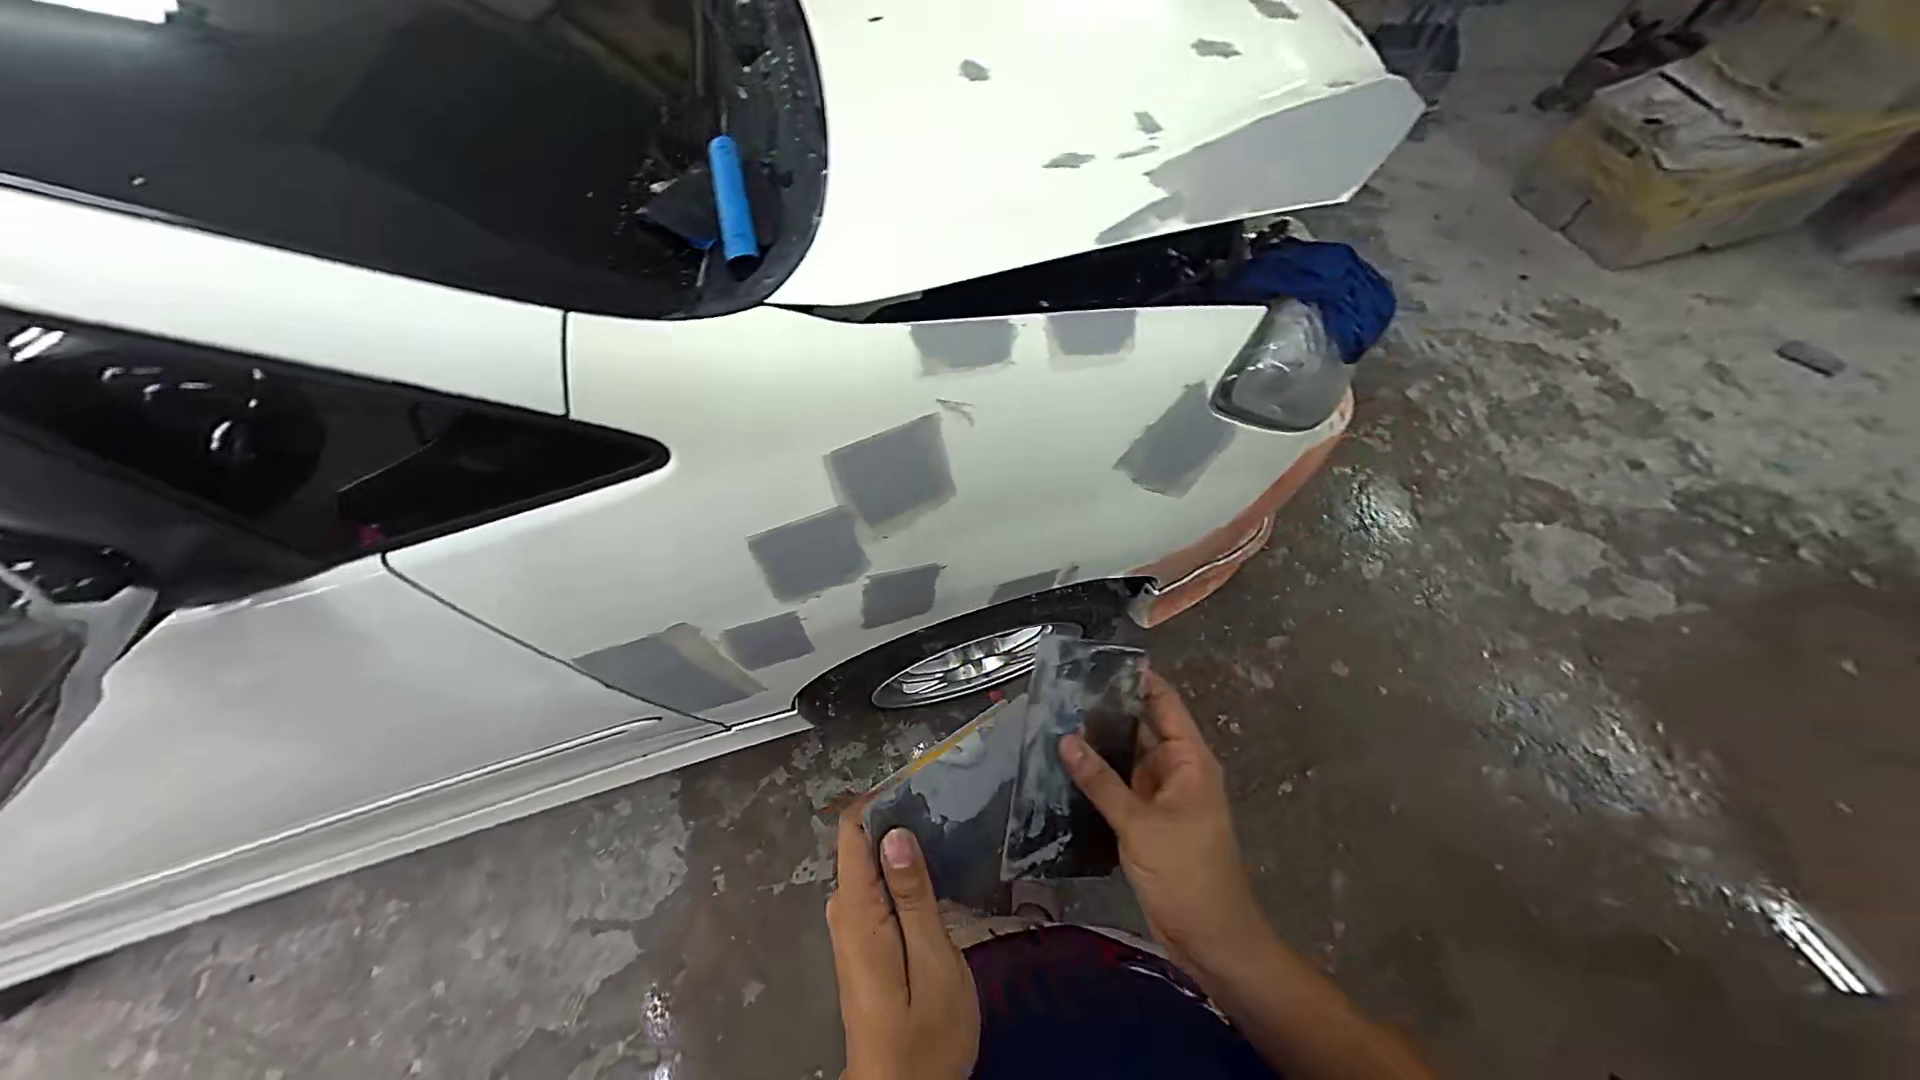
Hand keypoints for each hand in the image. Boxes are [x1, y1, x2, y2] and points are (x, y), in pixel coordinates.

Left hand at [826, 813, 979, 1079]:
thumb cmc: (924, 1036)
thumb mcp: (934, 964)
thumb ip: (913, 897)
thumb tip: (896, 834)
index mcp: (858, 911)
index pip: (852, 831)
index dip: (882, 801)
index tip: (921, 784)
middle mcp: (844, 910)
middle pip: (861, 842)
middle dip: (900, 820)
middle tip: (946, 809)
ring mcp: (851, 924)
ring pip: (872, 862)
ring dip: (904, 845)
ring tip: (947, 830)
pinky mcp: (863, 937)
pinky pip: (877, 884)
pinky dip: (902, 870)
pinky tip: (934, 868)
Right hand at [1059, 669, 1270, 975]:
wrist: (1209, 938)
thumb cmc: (1187, 873)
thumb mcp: (1140, 824)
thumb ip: (1101, 781)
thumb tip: (1065, 739)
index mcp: (1189, 760)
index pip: (1165, 703)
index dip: (1138, 680)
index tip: (1100, 662)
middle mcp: (1176, 770)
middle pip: (1141, 727)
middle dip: (1106, 711)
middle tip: (1062, 692)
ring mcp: (1160, 795)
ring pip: (1126, 758)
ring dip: (1098, 745)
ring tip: (1055, 720)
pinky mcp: (1146, 819)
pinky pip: (1119, 786)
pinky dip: (1097, 776)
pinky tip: (1065, 765)